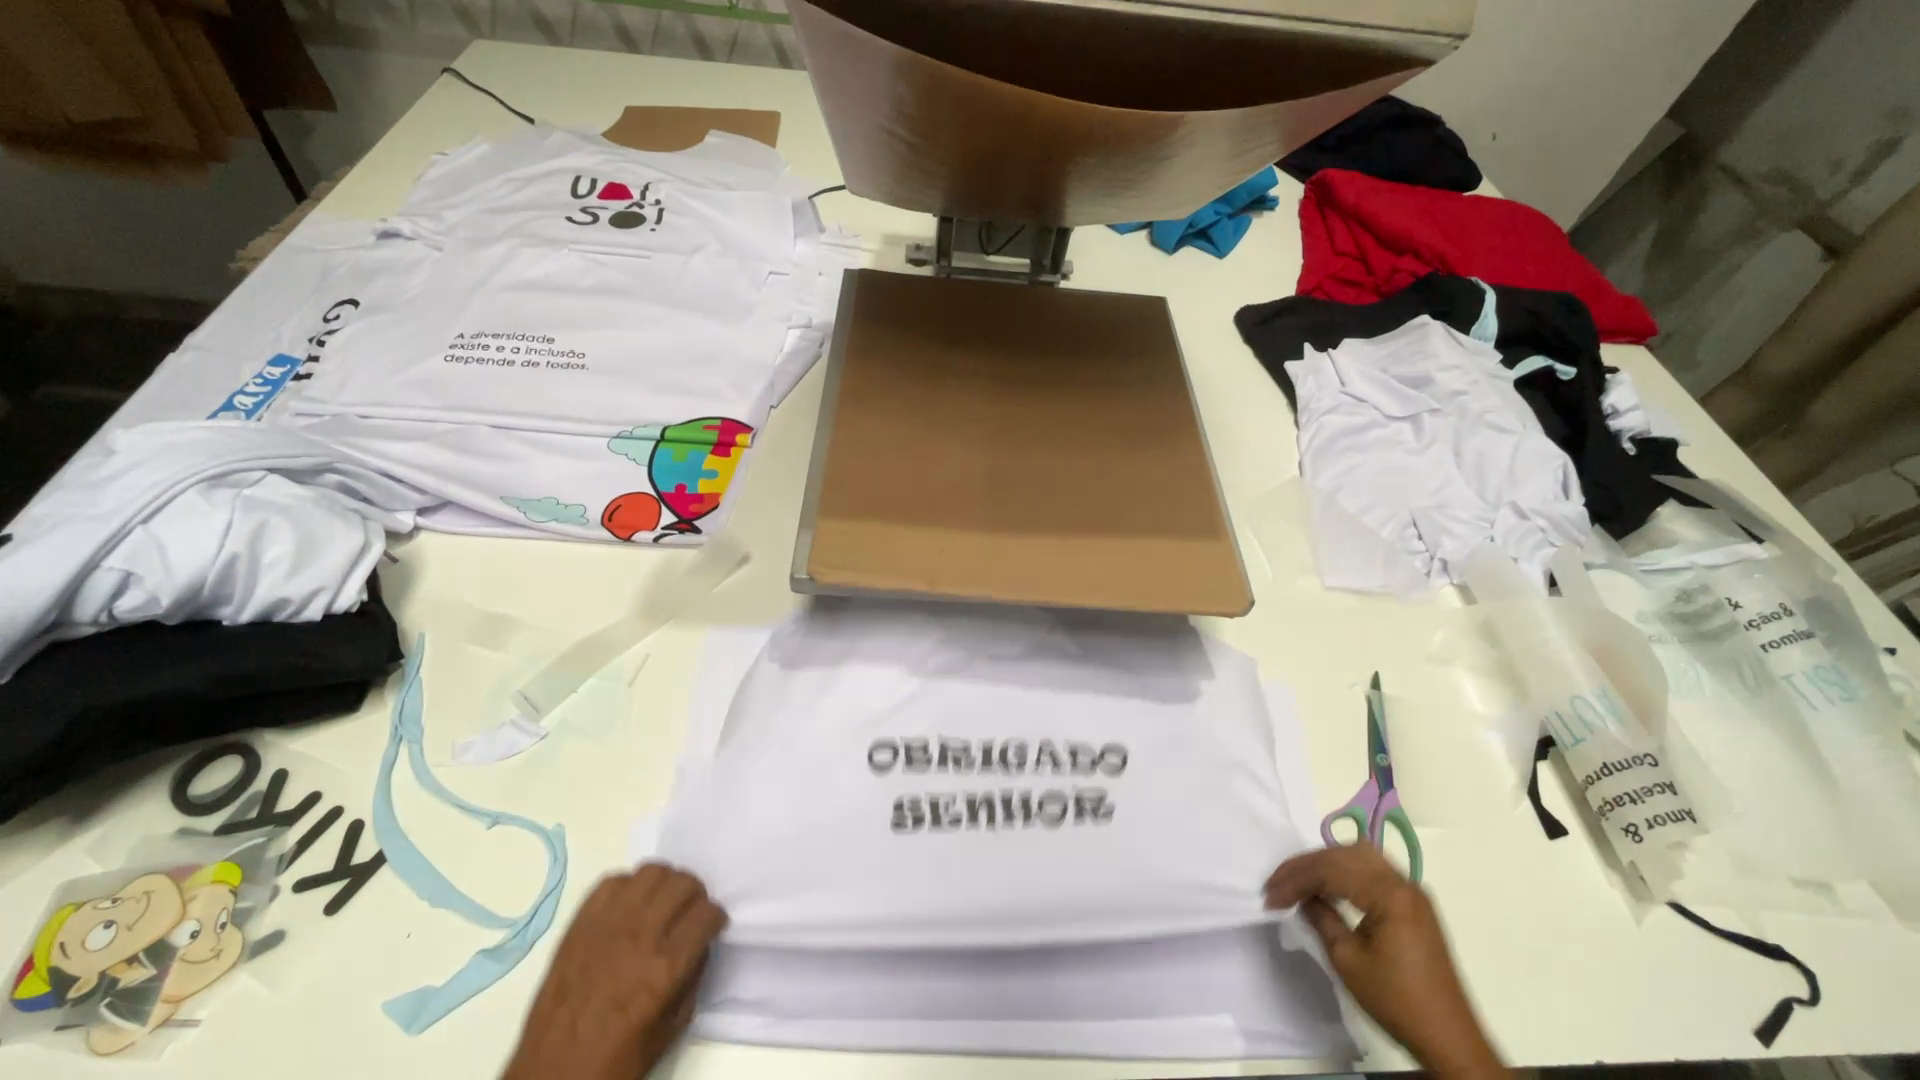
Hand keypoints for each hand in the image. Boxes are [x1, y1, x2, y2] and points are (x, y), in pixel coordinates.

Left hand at [504, 863, 726, 1079]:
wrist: (553, 1072)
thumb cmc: (618, 1059)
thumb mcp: (673, 1027)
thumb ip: (693, 977)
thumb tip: (700, 944)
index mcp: (665, 967)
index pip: (707, 913)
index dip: (716, 918)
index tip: (713, 927)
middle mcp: (639, 935)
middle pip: (682, 883)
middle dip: (695, 895)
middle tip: (690, 913)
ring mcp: (606, 925)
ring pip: (651, 872)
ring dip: (665, 884)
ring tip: (661, 905)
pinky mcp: (579, 924)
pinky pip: (612, 881)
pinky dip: (629, 887)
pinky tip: (629, 909)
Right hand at [1265, 845, 1502, 1079]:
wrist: (1447, 1035)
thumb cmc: (1395, 999)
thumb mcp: (1347, 960)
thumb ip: (1321, 918)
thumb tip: (1301, 898)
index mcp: (1389, 894)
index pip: (1331, 870)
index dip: (1295, 881)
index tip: (1269, 897)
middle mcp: (1403, 883)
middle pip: (1346, 854)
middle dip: (1307, 865)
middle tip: (1277, 884)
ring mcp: (1412, 892)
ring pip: (1361, 857)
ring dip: (1327, 864)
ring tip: (1299, 882)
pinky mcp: (1415, 905)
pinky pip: (1375, 872)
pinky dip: (1347, 872)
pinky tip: (1330, 887)